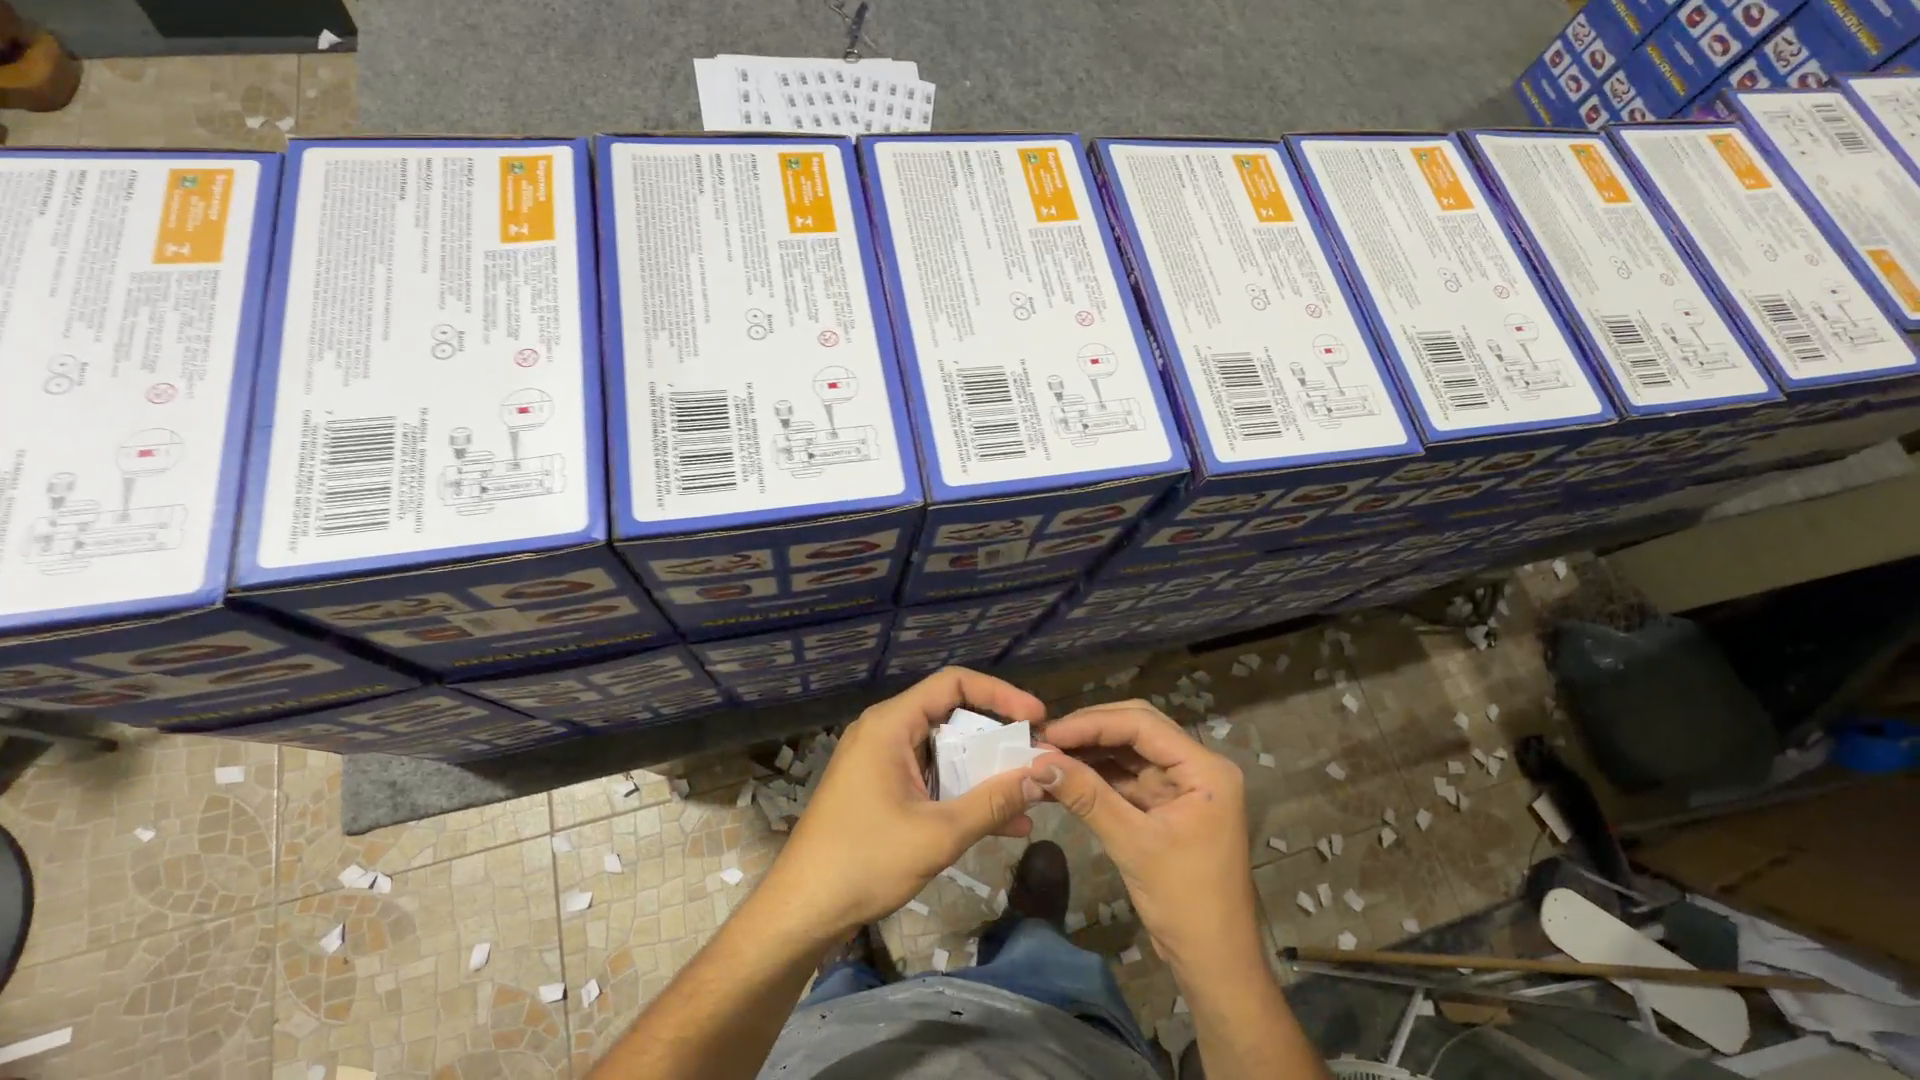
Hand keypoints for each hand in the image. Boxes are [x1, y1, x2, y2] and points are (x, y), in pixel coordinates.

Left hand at [759, 668, 1046, 941]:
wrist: (804, 908)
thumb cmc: (865, 861)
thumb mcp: (938, 833)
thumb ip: (993, 802)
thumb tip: (1043, 775)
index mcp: (890, 725)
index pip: (954, 684)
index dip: (1000, 694)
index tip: (1038, 718)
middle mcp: (885, 733)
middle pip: (953, 717)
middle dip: (999, 740)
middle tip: (1038, 760)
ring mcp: (882, 763)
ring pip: (946, 753)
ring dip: (986, 774)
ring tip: (1031, 797)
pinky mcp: (882, 790)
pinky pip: (932, 779)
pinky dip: (964, 794)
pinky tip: (1005, 824)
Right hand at [1034, 701, 1262, 972]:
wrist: (1213, 959)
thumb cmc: (1184, 900)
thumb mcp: (1132, 843)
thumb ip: (1087, 796)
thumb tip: (1039, 761)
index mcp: (1206, 769)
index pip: (1143, 725)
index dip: (1092, 723)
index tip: (1049, 733)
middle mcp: (1199, 768)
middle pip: (1139, 730)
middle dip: (1091, 732)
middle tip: (1045, 739)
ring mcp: (1184, 788)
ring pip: (1132, 754)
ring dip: (1092, 753)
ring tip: (1048, 755)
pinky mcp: (1169, 807)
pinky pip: (1130, 779)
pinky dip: (1099, 777)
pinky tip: (1067, 777)